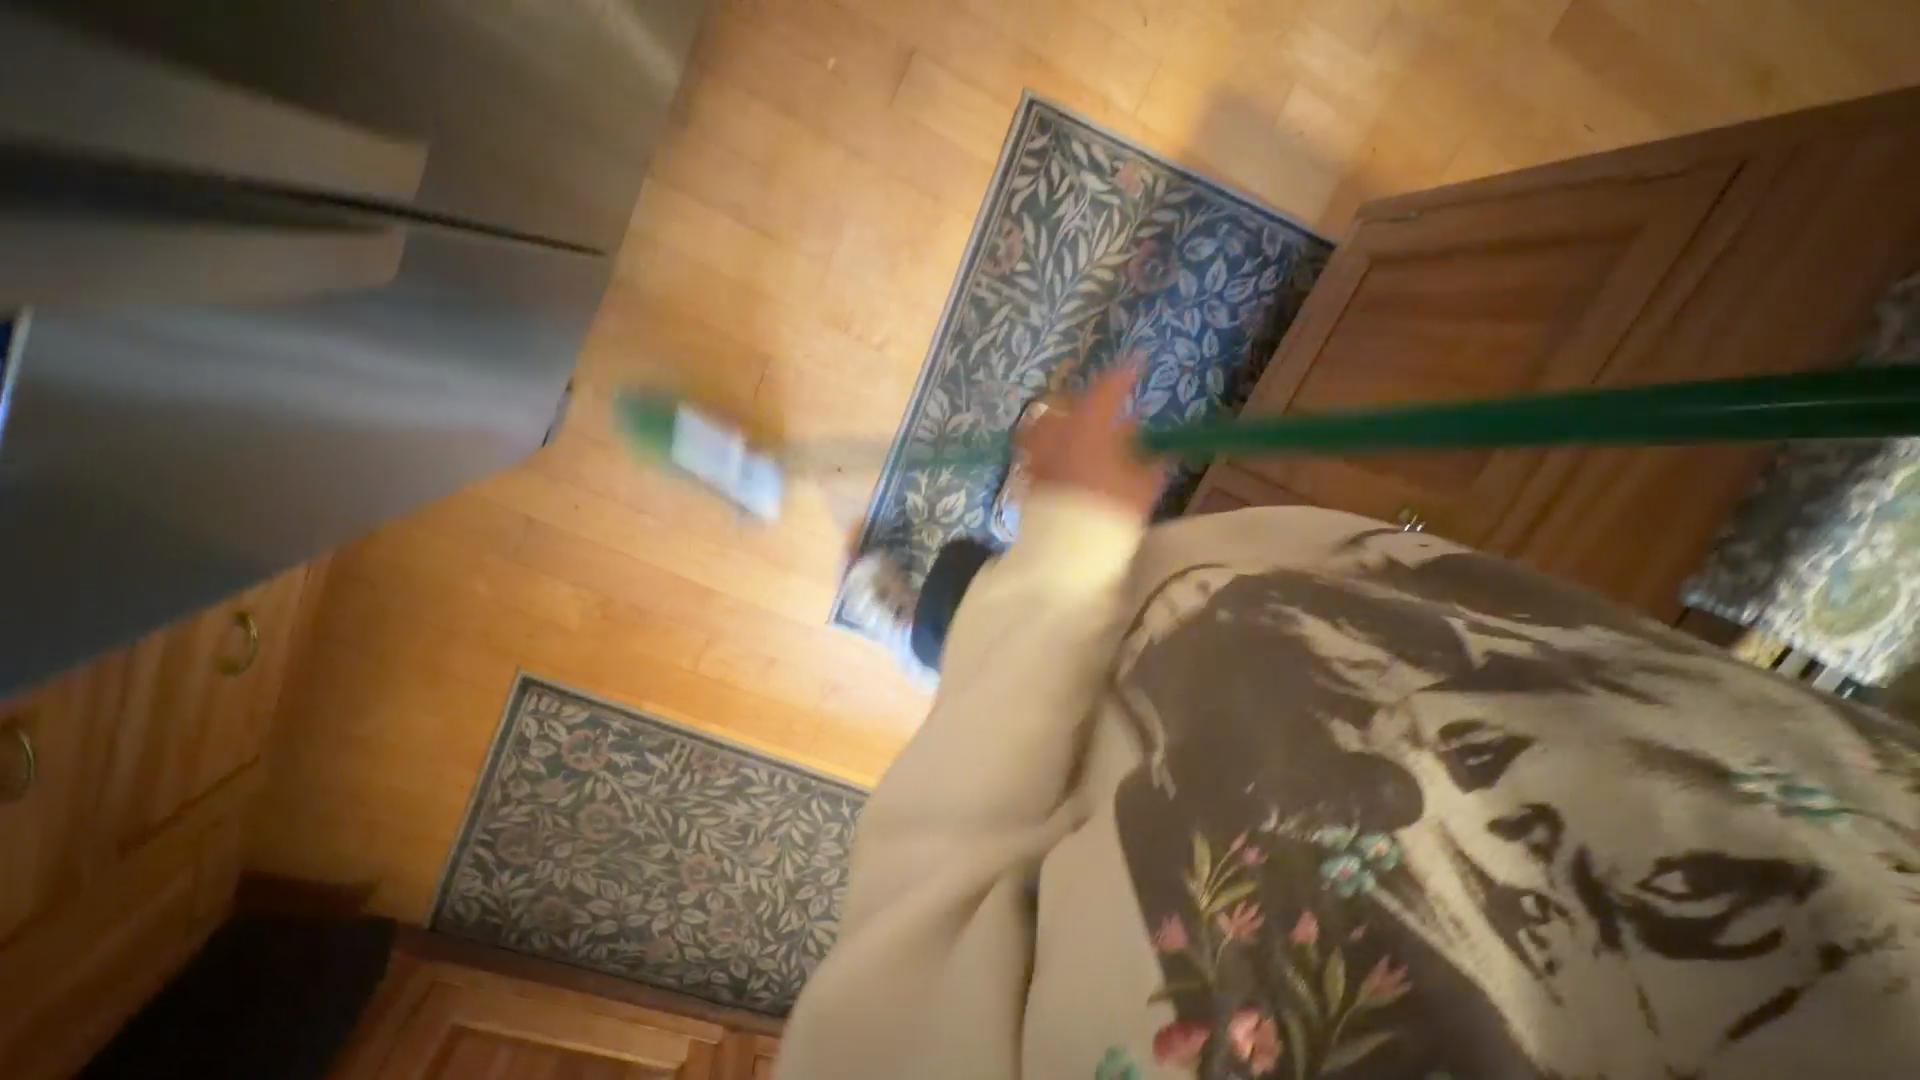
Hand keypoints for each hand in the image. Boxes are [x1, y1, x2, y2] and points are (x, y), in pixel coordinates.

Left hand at [1018, 363, 1166, 522]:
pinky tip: (1063, 459)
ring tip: (1080, 432)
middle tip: (1109, 411)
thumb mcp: (1143, 487)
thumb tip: (1159, 450)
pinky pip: (1036, 450)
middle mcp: (1060, 431)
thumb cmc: (1112, 513)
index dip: (1125, 372)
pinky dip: (1049, 447)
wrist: (1068, 551)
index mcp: (1091, 425)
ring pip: (1048, 423)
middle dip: (1091, 402)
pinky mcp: (1028, 475)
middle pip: (1072, 403)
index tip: (1137, 361)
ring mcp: (1039, 452)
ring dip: (1065, 422)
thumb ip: (1152, 462)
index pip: (1109, 386)